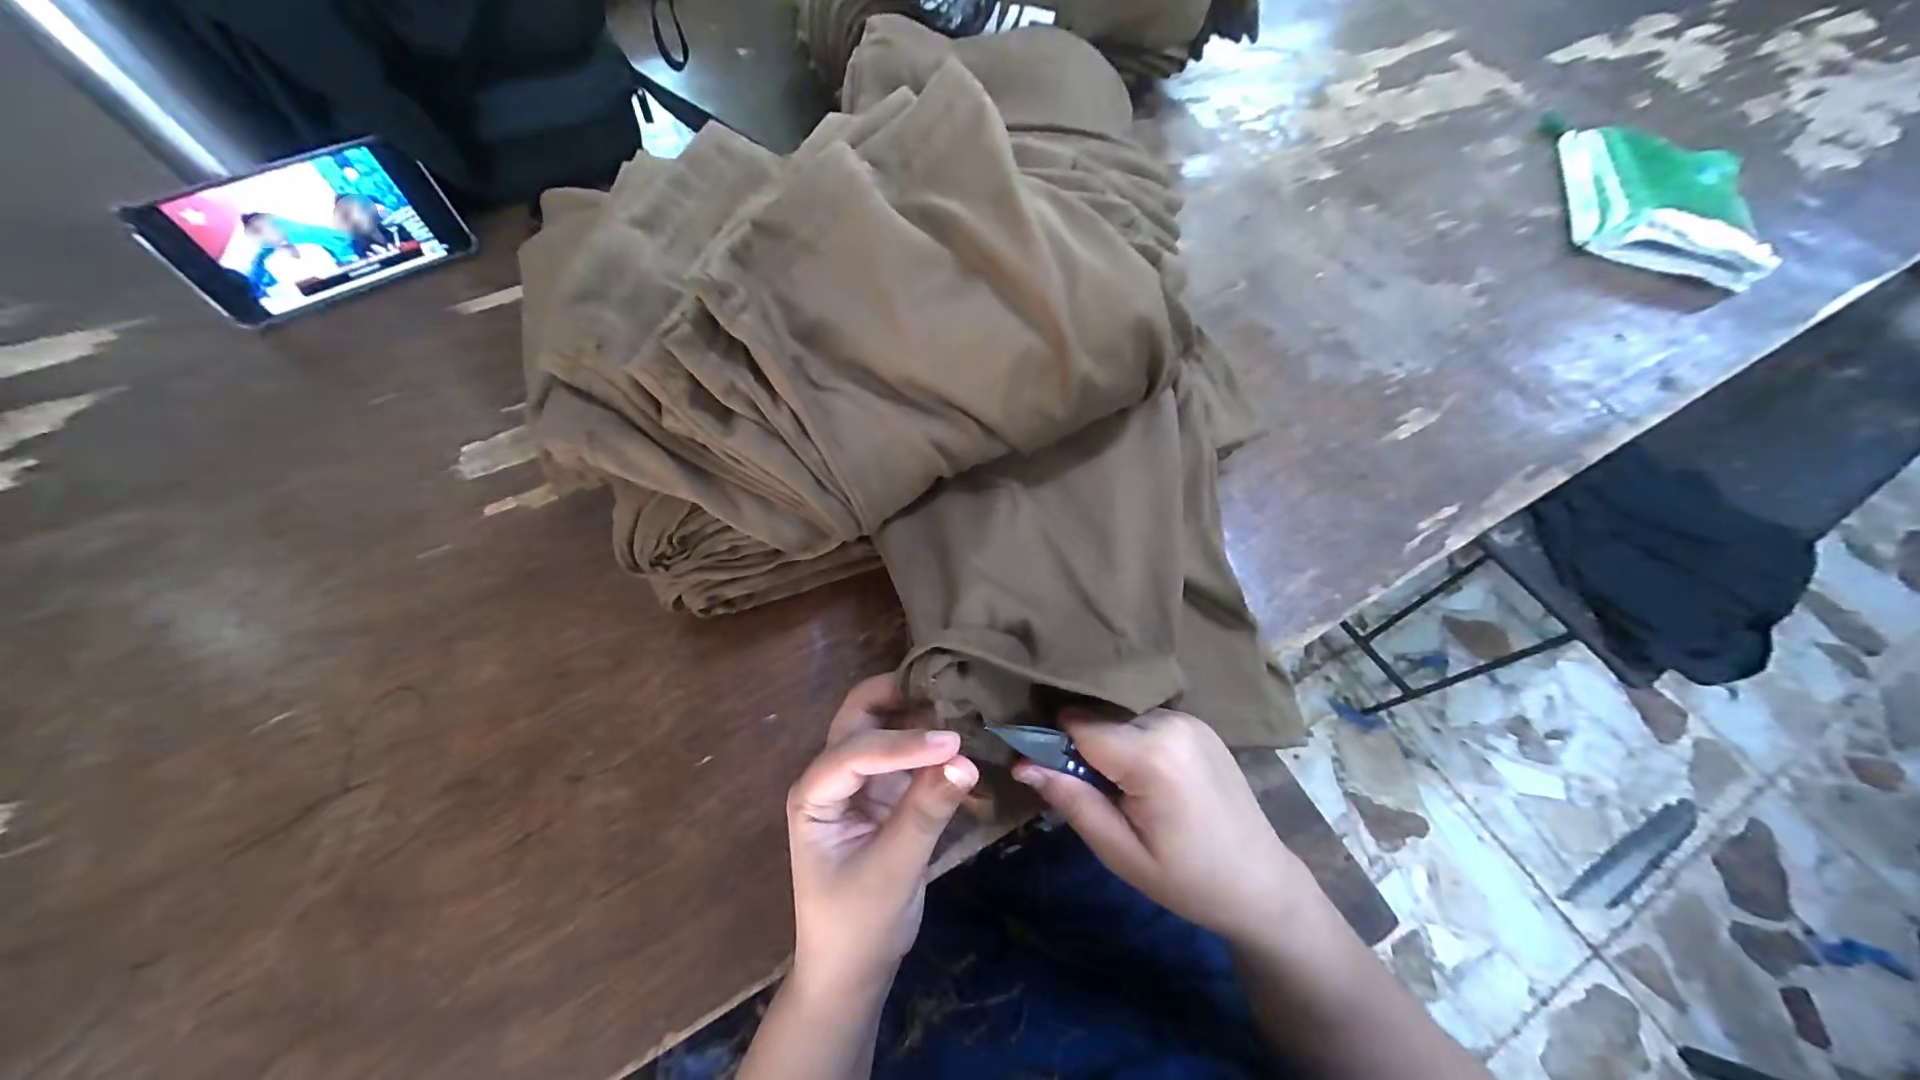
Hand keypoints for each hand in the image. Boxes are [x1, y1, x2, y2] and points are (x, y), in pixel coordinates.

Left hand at [785, 674, 977, 996]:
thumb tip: (966, 762)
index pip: (855, 752)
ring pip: (885, 726)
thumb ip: (925, 813)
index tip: (952, 742)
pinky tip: (964, 738)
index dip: (903, 743)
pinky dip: (933, 744)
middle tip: (946, 686)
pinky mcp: (887, 793)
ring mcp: (861, 782)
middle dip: (898, 696)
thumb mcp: (892, 872)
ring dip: (919, 713)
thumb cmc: (857, 925)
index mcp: (814, 794)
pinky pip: (909, 755)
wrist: (853, 969)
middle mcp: (833, 777)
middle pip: (860, 716)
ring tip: (961, 703)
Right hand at [1012, 709, 1316, 941]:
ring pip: (1118, 716)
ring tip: (1122, 788)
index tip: (1049, 774)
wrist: (1261, 883)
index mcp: (1153, 756)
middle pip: (1097, 716)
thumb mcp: (1120, 852)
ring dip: (1107, 743)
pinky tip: (1145, 777)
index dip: (1053, 745)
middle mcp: (1171, 722)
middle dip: (1081, 747)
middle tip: (1092, 791)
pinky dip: (1130, 740)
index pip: (1077, 724)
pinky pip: (1143, 719)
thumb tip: (1021, 764)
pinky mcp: (1196, 722)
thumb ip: (1071, 801)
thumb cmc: (1187, 880)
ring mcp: (1188, 718)